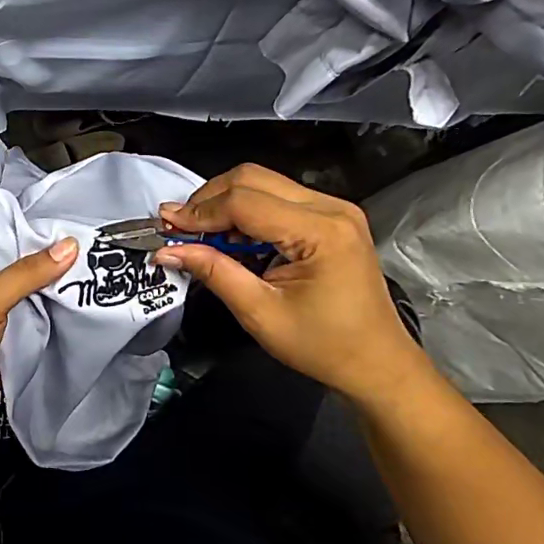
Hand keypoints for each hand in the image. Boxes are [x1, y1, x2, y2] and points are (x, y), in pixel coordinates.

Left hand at [0, 239, 77, 426]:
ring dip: (57, 281)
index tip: (74, 225)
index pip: (6, 229)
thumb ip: (27, 273)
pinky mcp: (10, 328)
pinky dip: (55, 304)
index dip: (37, 227)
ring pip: (33, 284)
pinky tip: (80, 295)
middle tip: (94, 247)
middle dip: (53, 255)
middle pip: (23, 257)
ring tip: (95, 268)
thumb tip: (68, 245)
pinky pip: (37, 308)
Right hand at [150, 164, 427, 401]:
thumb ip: (214, 272)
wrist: (377, 364)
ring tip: (201, 234)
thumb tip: (168, 250)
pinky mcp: (330, 215)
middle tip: (179, 227)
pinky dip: (245, 210)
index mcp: (322, 232)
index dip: (200, 212)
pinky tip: (231, 237)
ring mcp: (333, 208)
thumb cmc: (323, 346)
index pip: (244, 202)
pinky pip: (275, 196)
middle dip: (208, 200)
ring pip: (261, 182)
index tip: (166, 226)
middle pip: (251, 179)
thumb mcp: (260, 313)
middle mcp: (331, 208)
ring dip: (224, 202)